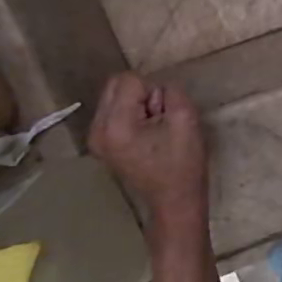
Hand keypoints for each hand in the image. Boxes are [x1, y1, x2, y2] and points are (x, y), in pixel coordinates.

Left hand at [87, 72, 208, 242]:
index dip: (153, 91)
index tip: (163, 115)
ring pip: (114, 95)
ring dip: (136, 102)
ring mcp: (95, 139)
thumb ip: (171, 91)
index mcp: (116, 125)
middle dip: (141, 93)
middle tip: (158, 118)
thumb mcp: (186, 118)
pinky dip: (130, 113)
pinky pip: (113, 110)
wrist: (174, 202)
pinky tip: (144, 134)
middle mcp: (97, 130)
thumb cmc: (183, 163)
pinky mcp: (100, 143)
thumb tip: (157, 88)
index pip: (130, 80)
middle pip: (115, 83)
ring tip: (152, 128)